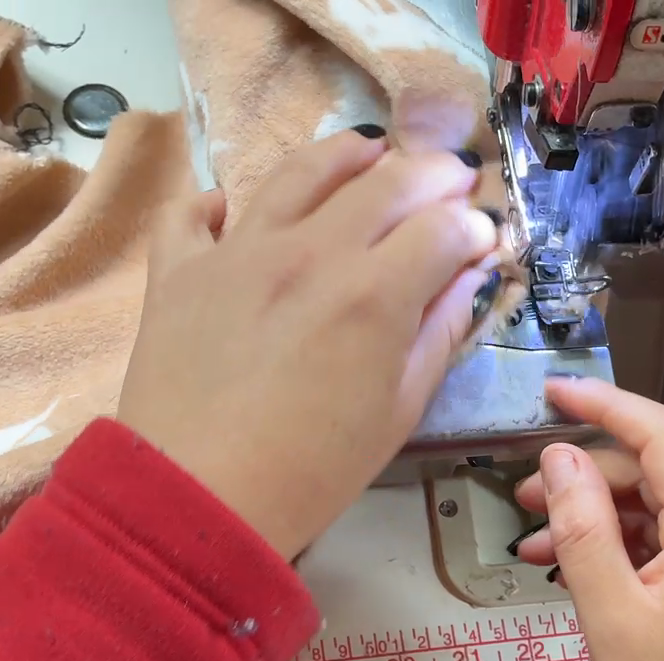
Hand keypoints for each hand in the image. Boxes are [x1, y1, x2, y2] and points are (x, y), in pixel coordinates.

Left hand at [118, 129, 498, 557]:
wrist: (199, 501)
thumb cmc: (314, 473)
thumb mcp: (397, 414)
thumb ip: (438, 337)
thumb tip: (470, 280)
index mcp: (373, 295)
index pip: (441, 230)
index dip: (472, 228)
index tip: (484, 237)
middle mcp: (310, 252)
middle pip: (383, 183)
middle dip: (431, 174)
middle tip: (451, 178)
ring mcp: (237, 251)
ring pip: (299, 172)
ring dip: (346, 156)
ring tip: (369, 155)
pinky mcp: (179, 268)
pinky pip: (196, 212)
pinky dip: (219, 205)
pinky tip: (235, 214)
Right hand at [514, 379, 663, 660]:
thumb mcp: (609, 616)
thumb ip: (581, 527)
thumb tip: (561, 457)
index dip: (606, 404)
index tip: (554, 392)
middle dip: (592, 476)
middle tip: (526, 502)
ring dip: (610, 516)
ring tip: (542, 546)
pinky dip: (640, 546)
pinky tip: (594, 569)